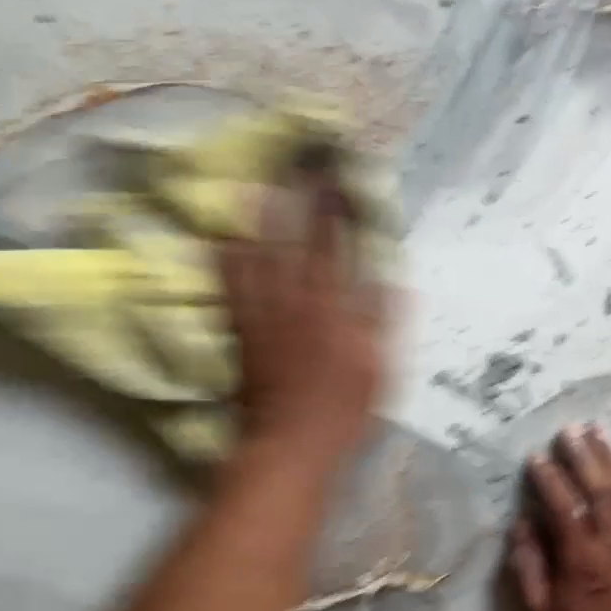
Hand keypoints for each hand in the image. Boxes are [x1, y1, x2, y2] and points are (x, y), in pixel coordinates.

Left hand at [219, 185, 387, 465]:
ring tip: (249, 187)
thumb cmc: (341, 412)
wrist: (286, 446)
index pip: (332, 247)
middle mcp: (291, 303)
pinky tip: (219, 242)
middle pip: (289, 242)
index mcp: (330, 308)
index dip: (332, 209)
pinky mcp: (240, 333)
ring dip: (252, 222)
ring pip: (253, 258)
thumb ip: (383, 321)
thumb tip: (392, 279)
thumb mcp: (378, 368)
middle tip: (289, 164)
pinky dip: (223, 261)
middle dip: (291, 200)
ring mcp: (260, 316)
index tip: (333, 175)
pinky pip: (228, 288)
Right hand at [509, 424, 610, 610]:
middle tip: (570, 429)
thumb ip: (528, 564)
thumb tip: (522, 523)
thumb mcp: (539, 608)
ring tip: (601, 430)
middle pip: (599, 489)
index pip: (564, 507)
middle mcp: (609, 542)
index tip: (536, 456)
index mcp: (579, 558)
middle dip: (585, 455)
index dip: (550, 479)